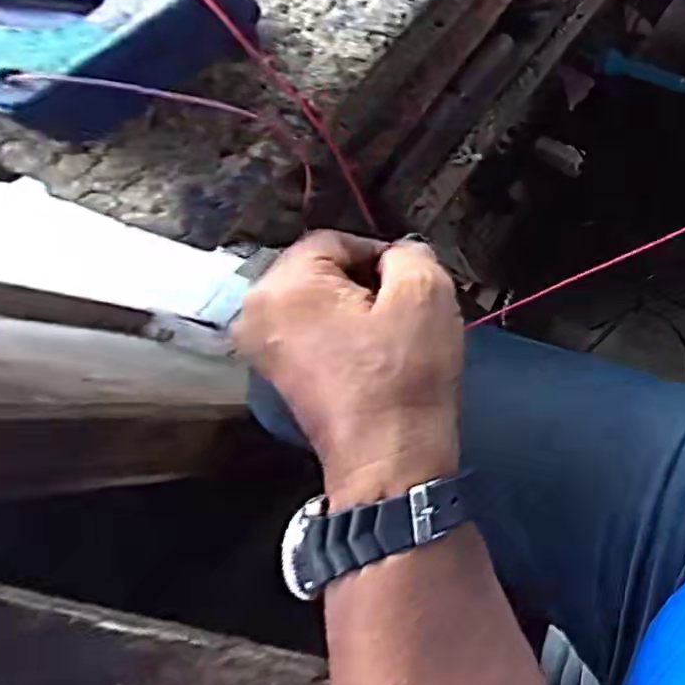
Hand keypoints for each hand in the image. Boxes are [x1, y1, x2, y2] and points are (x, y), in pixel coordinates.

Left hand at [233, 231, 463, 504]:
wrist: (391, 445)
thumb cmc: (407, 370)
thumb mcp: (428, 293)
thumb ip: (413, 254)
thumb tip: (401, 253)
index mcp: (284, 288)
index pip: (334, 239)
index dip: (382, 252)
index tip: (414, 281)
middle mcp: (257, 314)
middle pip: (324, 270)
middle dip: (373, 281)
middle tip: (412, 306)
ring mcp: (265, 348)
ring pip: (326, 301)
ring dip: (367, 307)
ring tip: (402, 331)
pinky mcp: (284, 373)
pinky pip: (321, 330)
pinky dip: (355, 332)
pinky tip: (385, 353)